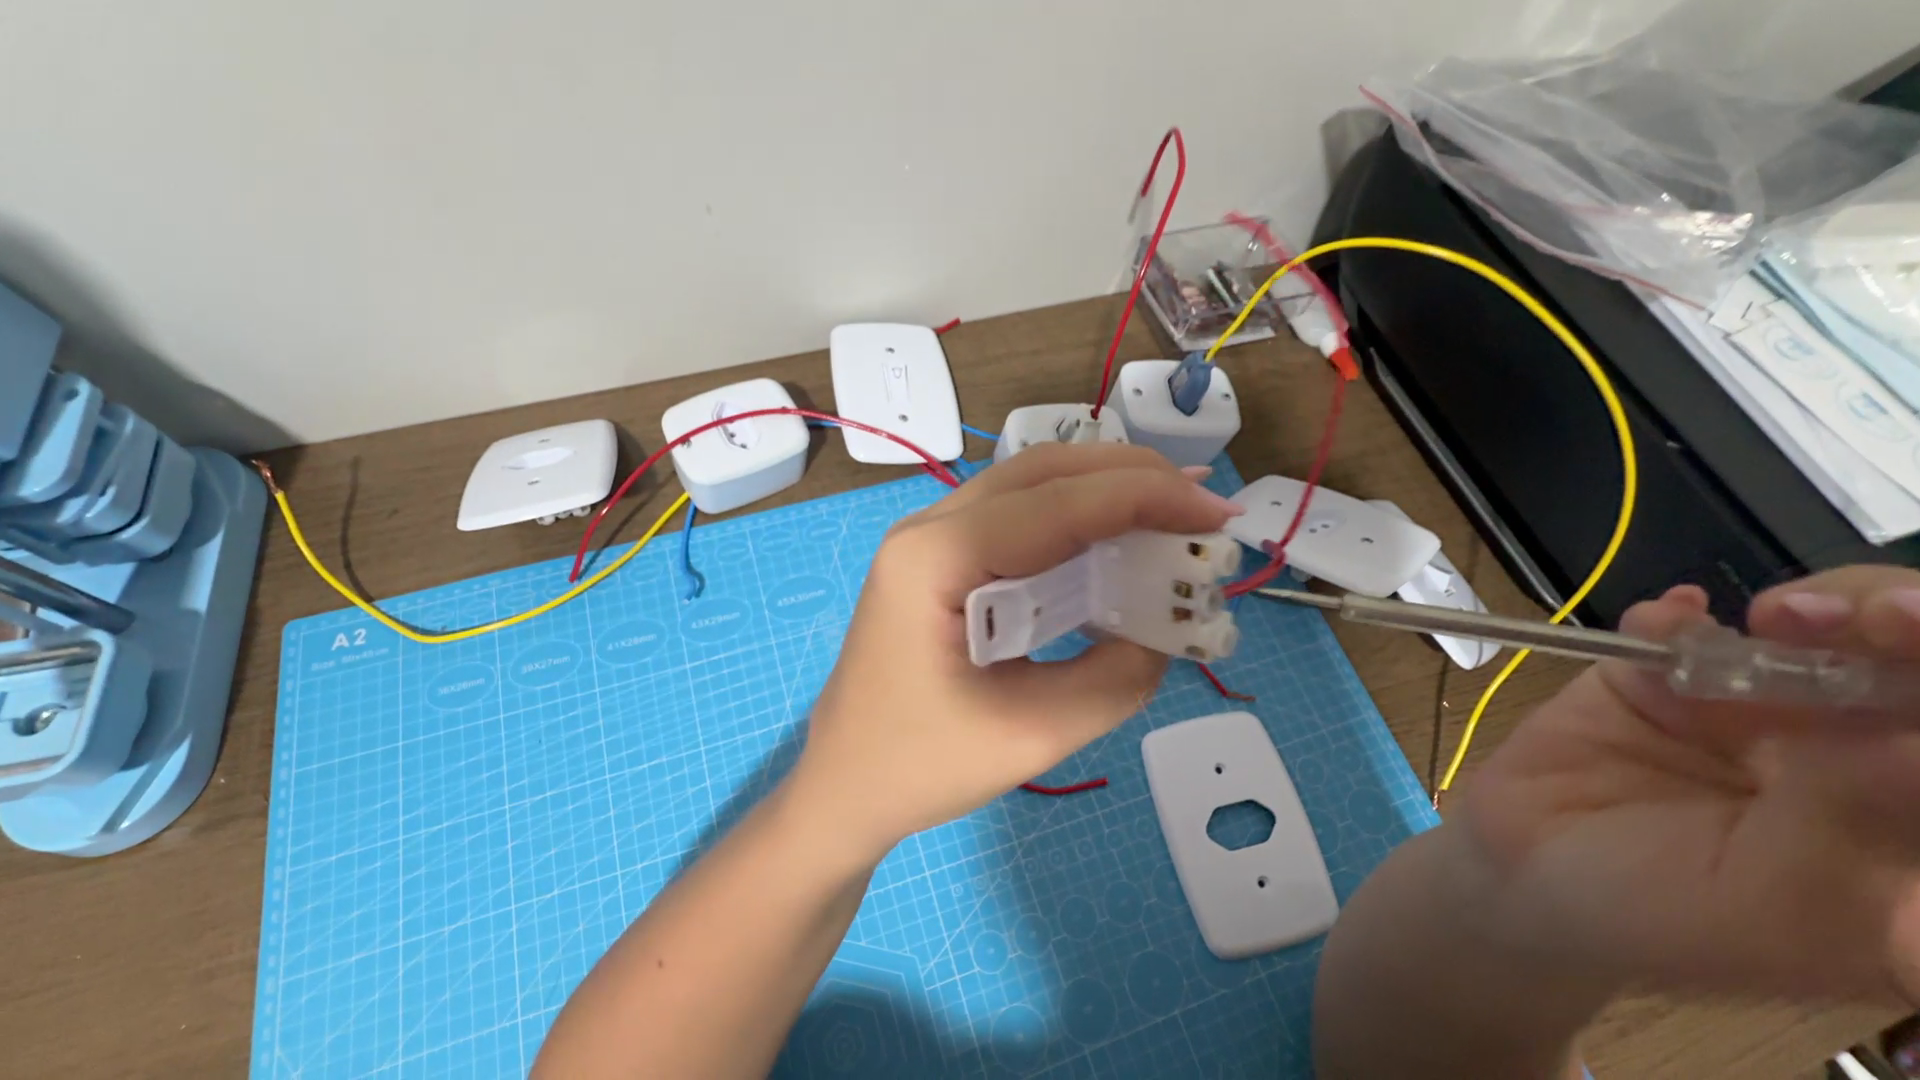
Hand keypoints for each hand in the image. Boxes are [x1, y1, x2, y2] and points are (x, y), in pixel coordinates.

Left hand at [783, 443, 1241, 858]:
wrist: (841, 790)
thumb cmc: (921, 767)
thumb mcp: (1032, 734)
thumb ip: (1115, 679)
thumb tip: (1168, 632)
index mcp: (938, 558)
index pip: (1059, 503)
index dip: (1146, 498)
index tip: (1217, 515)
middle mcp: (928, 529)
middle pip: (1042, 472)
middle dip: (1129, 477)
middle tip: (1203, 505)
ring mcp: (928, 540)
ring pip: (1028, 485)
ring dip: (1103, 489)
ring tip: (1173, 510)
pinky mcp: (938, 562)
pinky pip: (1015, 518)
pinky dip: (1074, 519)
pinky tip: (1114, 541)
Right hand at [1456, 567, 1919, 1004]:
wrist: (1512, 878)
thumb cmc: (1656, 920)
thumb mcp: (1772, 903)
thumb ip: (1848, 824)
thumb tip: (1912, 745)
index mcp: (1908, 832)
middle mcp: (1852, 759)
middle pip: (1913, 668)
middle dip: (1906, 623)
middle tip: (1884, 617)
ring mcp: (1755, 710)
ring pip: (1822, 627)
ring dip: (1817, 606)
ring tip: (1774, 617)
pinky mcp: (1661, 678)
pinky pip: (1681, 626)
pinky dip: (1673, 619)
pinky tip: (1661, 627)